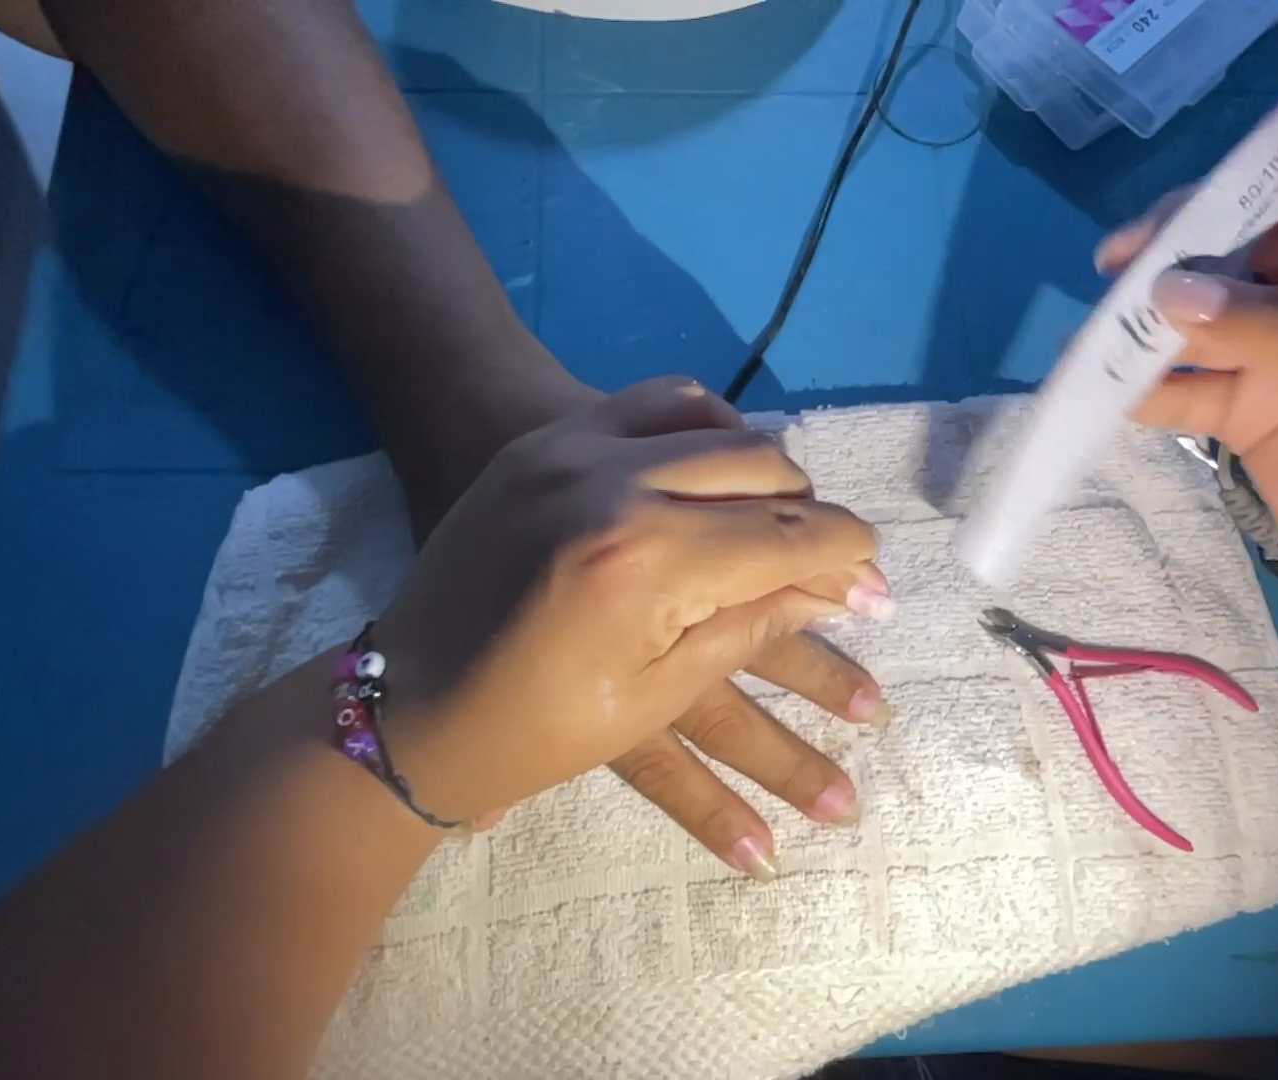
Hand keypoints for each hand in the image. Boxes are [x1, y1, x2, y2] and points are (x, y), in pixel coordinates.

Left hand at [370, 379, 883, 871]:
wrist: (402, 698)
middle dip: (815, 518)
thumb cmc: (530, 729)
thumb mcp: (652, 698)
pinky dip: (706, 428)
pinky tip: (720, 465)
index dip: (848, 557)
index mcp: (645, 566)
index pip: (788, 539)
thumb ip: (749, 625)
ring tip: (782, 522)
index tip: (875, 581)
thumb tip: (834, 585)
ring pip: (721, 431)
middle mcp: (618, 484)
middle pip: (767, 472)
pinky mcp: (551, 440)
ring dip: (769, 475)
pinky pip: (658, 401)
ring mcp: (576, 448)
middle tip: (833, 563)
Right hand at [1099, 0, 1277, 608]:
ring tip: (1101, 323)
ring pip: (1208, 300)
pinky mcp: (1254, 406)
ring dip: (1151, 308)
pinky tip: (1104, 386)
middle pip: (1263, 219)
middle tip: (1129, 256)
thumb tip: (1164, 293)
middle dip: (1195, 225)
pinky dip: (1141, 384)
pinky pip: (1185, 381)